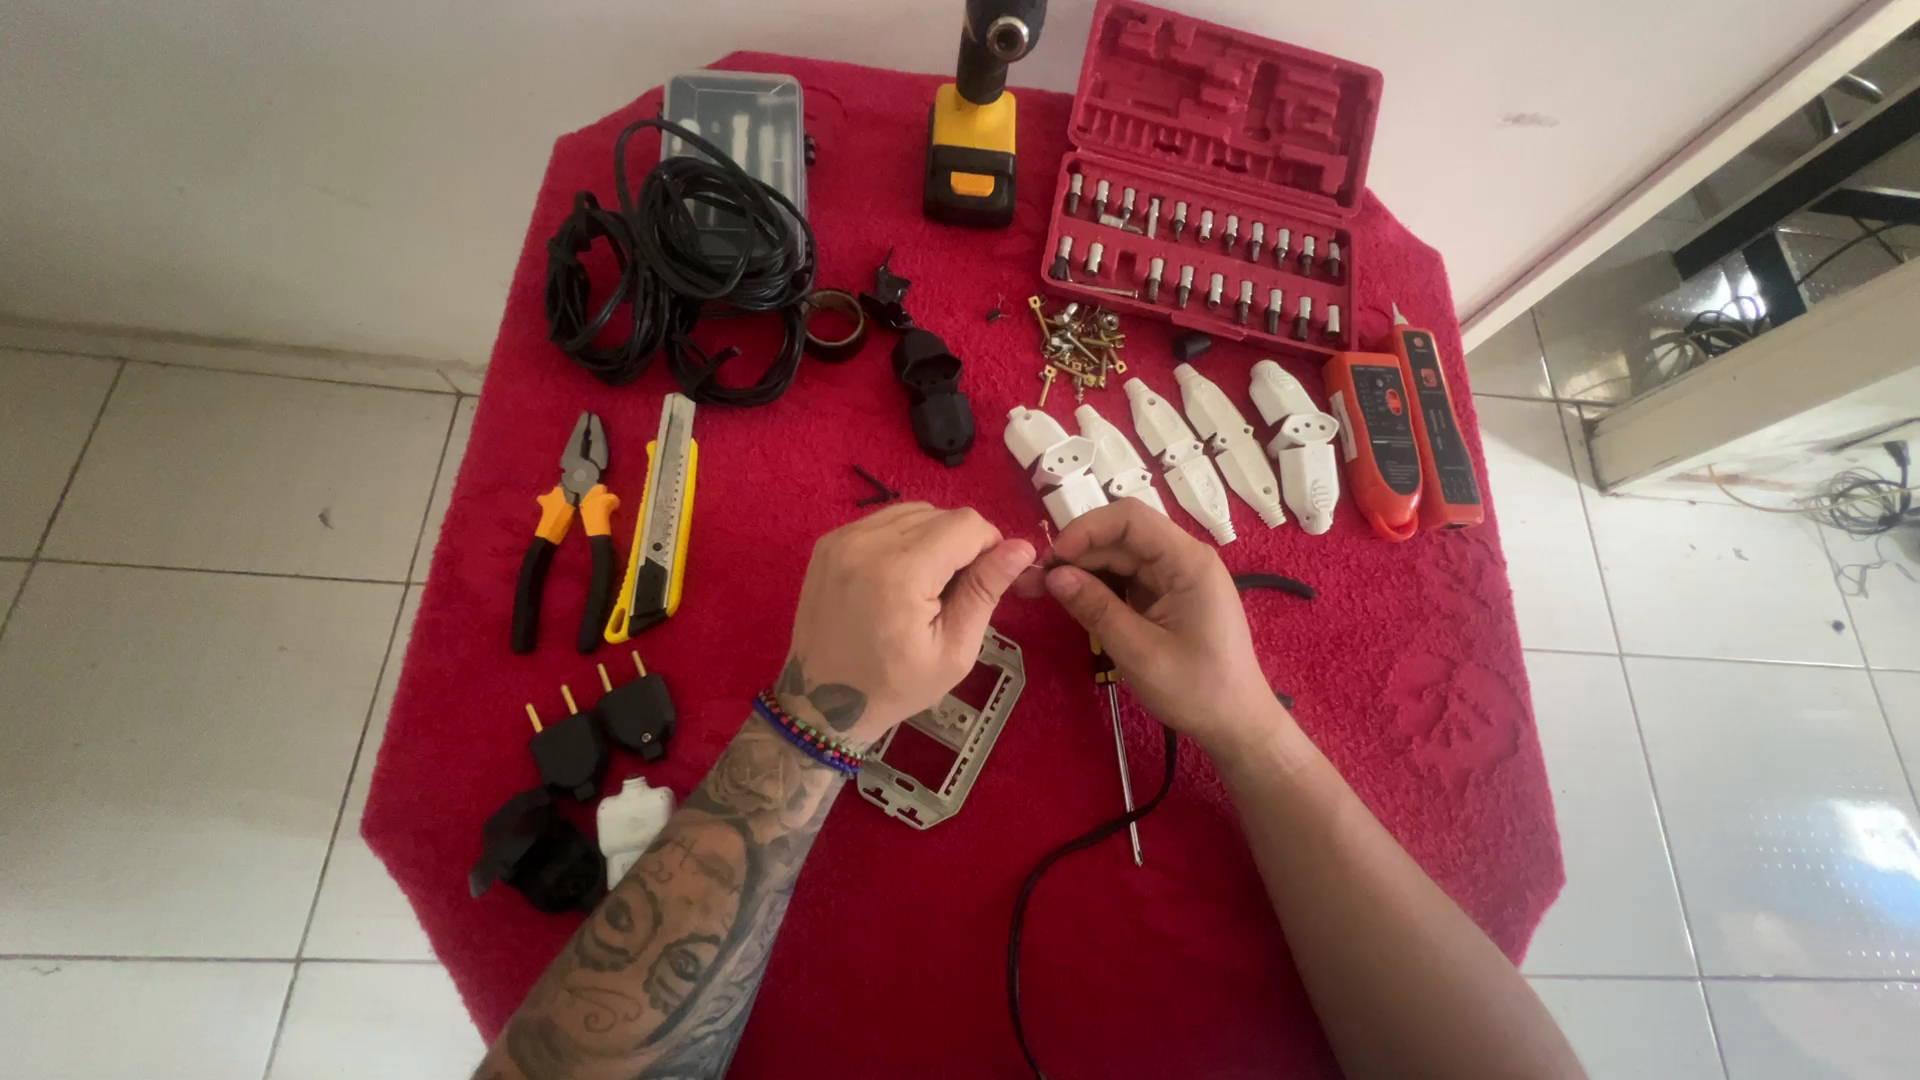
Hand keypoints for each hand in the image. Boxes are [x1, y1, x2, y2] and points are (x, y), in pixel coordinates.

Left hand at [779, 503, 1033, 747]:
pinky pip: (883, 521)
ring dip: (933, 538)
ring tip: (926, 585)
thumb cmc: (894, 686)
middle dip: (961, 545)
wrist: (820, 702)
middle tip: (954, 592)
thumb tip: (1023, 547)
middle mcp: (867, 542)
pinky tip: (900, 577)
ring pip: (913, 512)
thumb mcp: (954, 650)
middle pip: (941, 514)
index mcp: (900, 572)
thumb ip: (986, 591)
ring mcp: (842, 538)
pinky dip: (903, 539)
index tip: (984, 582)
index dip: (988, 546)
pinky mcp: (829, 542)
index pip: (966, 524)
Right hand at [1015, 499, 1290, 754]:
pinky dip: (1095, 585)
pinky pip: (1125, 578)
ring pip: (1118, 556)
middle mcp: (1182, 560)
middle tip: (1032, 580)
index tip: (1052, 558)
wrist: (1236, 724)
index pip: (1131, 519)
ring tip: (1041, 589)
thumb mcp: (1141, 653)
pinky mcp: (1165, 596)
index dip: (1086, 530)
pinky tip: (1070, 598)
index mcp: (1188, 563)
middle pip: (1120, 536)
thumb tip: (1053, 576)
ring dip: (1080, 569)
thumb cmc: (1197, 690)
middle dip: (1075, 552)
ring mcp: (1174, 577)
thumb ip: (1097, 609)